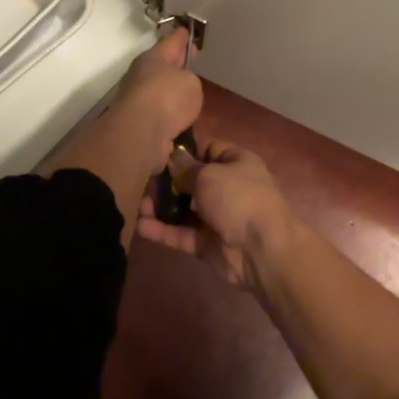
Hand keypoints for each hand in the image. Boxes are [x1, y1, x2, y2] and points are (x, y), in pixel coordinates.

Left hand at [117, 29, 202, 167]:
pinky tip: (180, 122)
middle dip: (175, 67)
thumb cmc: (167, 97)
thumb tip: (181, 84)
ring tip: (189, 99)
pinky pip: (159, 115)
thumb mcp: (190, 81)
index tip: (187, 31)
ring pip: (159, 92)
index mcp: (153, 58)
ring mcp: (136, 99)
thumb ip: (189, 78)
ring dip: (171, 95)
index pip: (172, 41)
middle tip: (191, 66)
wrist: (140, 134)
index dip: (182, 36)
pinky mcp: (137, 123)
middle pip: (161, 66)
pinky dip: (168, 117)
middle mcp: (140, 75)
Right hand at [137, 139, 296, 293]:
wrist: (262, 249)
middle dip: (166, 181)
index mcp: (235, 162)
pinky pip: (181, 233)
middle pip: (191, 180)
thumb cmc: (238, 198)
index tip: (158, 153)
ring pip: (183, 208)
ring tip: (137, 204)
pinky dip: (163, 230)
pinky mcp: (206, 243)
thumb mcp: (209, 175)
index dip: (185, 151)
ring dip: (160, 207)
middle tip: (141, 181)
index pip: (207, 149)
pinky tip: (140, 226)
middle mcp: (226, 187)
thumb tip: (171, 158)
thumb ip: (186, 168)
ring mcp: (216, 216)